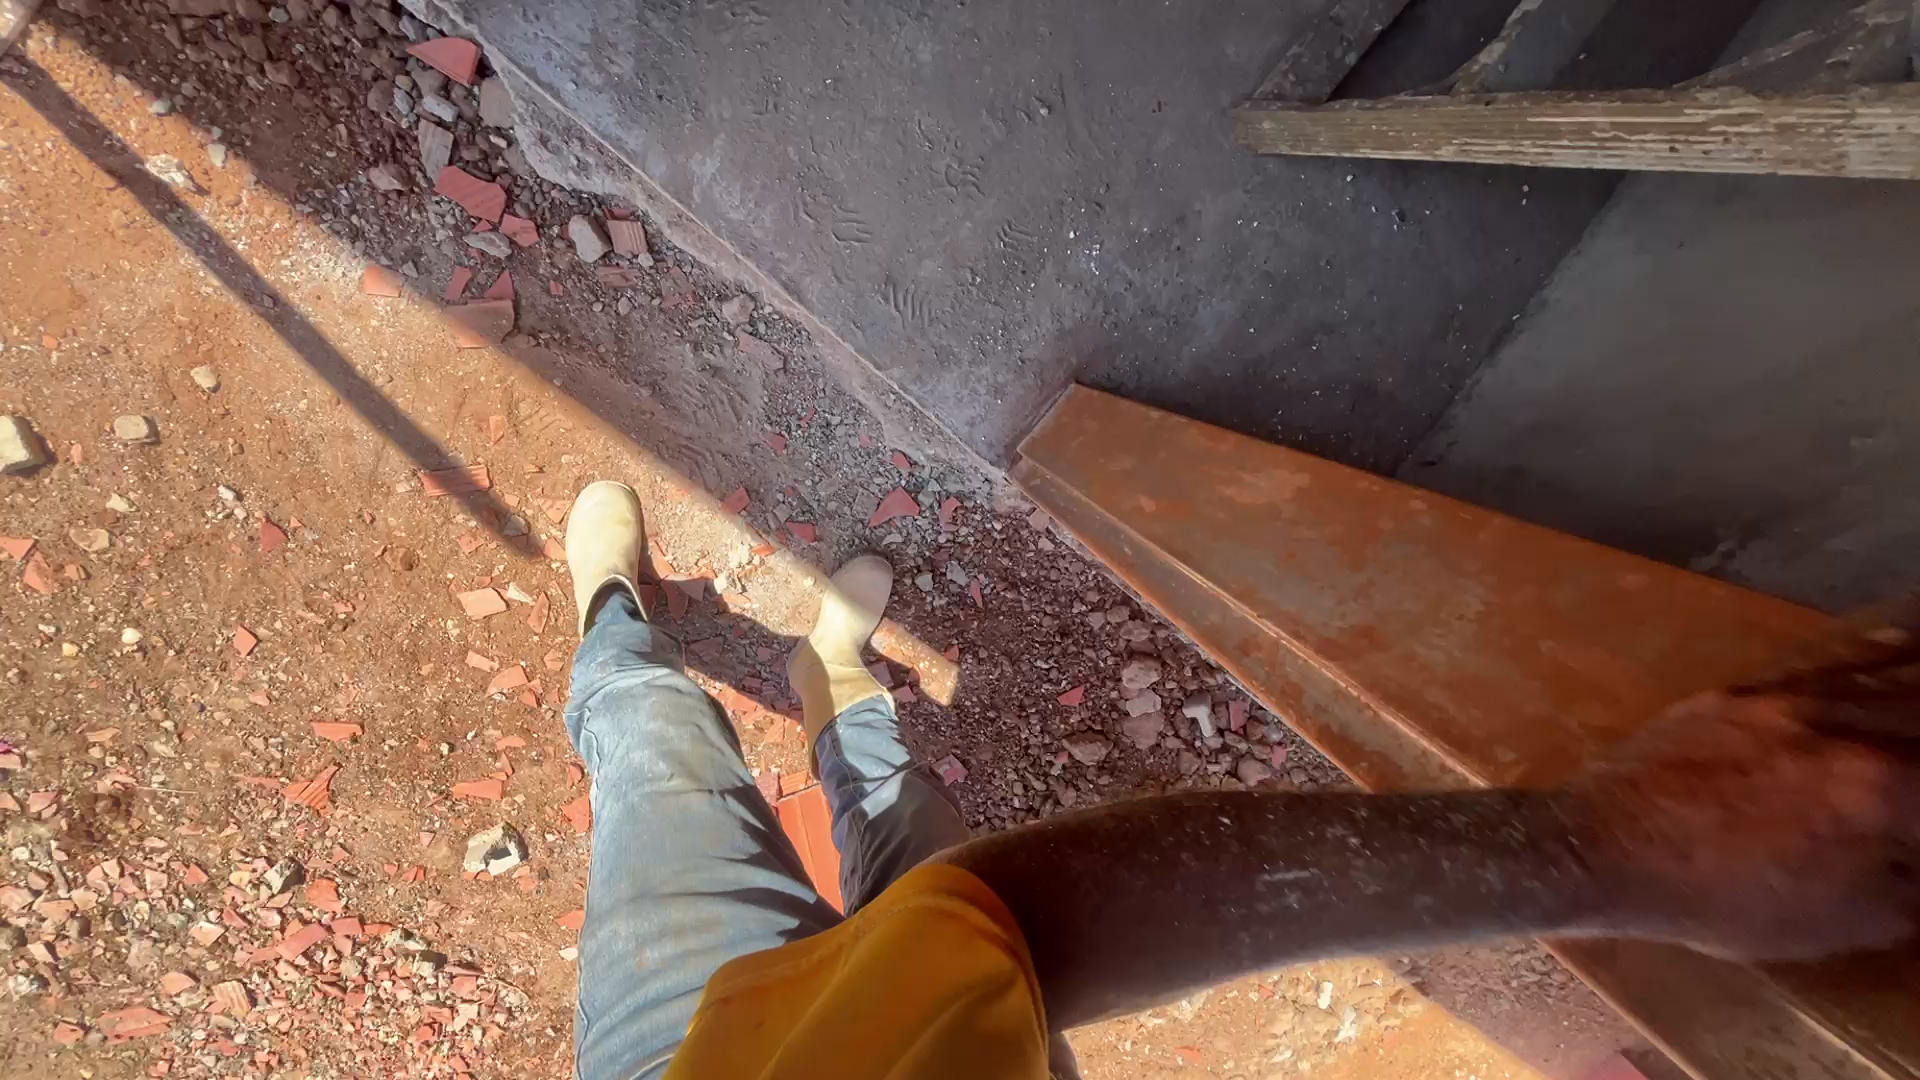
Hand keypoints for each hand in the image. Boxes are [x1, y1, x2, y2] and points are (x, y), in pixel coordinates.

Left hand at [1569, 617, 1919, 960]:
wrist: (1600, 847)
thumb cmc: (1722, 897)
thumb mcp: (1854, 917)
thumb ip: (1917, 879)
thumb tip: (1914, 848)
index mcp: (1883, 785)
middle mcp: (1831, 726)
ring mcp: (1771, 702)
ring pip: (1884, 677)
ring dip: (1919, 683)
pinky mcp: (1724, 697)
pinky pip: (1815, 668)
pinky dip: (1872, 655)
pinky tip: (1900, 641)